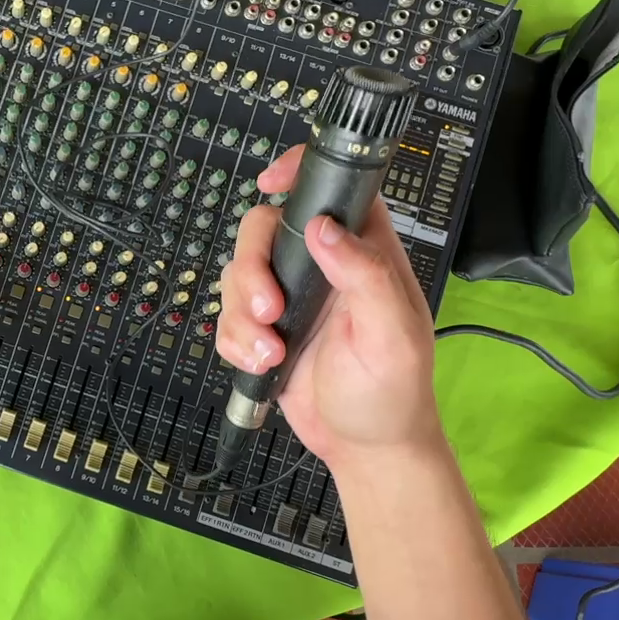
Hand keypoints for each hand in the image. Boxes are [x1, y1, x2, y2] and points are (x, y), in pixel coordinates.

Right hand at [216, 146, 444, 470]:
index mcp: (362, 253)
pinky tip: (260, 364)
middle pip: (262, 230)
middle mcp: (319, 266)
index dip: (298, 173)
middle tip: (268, 311)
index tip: (270, 184)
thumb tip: (324, 226)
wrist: (363, 446)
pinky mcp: (260, 327)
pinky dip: (233, 341)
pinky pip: (226, 316)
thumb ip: (365, 276)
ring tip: (268, 354)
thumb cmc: (392, 391)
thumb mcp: (391, 335)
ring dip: (241, 317)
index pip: (331, 190)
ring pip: (236, 274)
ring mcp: (286, 294)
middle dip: (252, 270)